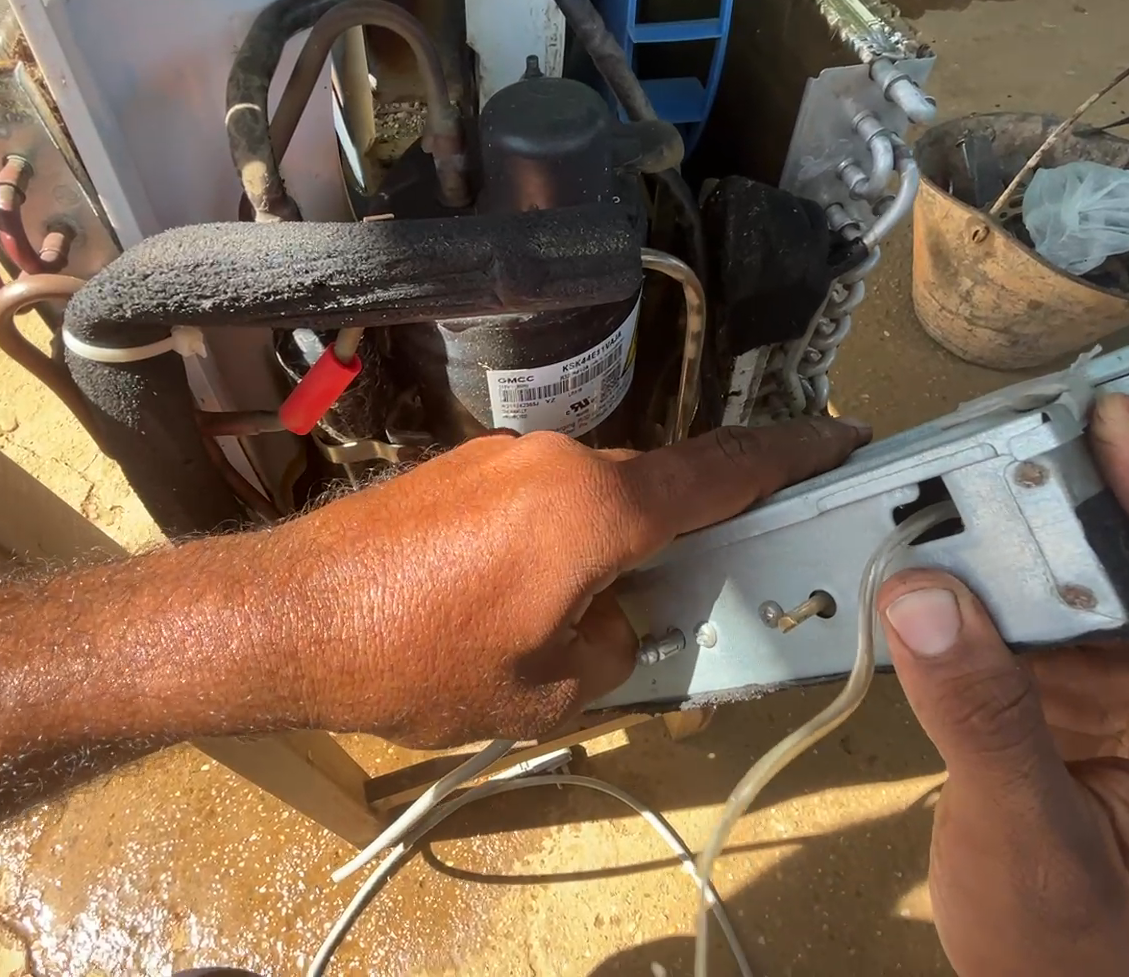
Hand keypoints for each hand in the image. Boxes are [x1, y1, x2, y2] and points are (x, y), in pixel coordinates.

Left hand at [275, 420, 865, 746]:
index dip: (791, 453)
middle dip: (684, 536)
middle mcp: (556, 458)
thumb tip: (620, 617)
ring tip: (577, 614)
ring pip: (595, 497)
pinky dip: (560, 538)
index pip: (720, 470)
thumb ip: (613, 646)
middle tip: (690, 592)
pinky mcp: (464, 468)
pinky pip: (542, 498)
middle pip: (655, 488)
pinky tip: (517, 594)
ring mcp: (503, 454)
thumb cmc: (417, 660)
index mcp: (595, 504)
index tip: (840, 438)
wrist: (288, 615)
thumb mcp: (543, 690)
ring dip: (611, 545)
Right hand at [879, 393, 1128, 975]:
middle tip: (1044, 422)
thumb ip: (980, 723)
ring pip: (1097, 590)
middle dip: (1113, 500)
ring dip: (1040, 529)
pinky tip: (952, 538)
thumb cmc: (1060, 954)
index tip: (1123, 428)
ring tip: (985, 464)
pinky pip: (1035, 616)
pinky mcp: (1073, 695)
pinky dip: (992, 575)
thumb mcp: (1024, 849)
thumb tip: (918, 595)